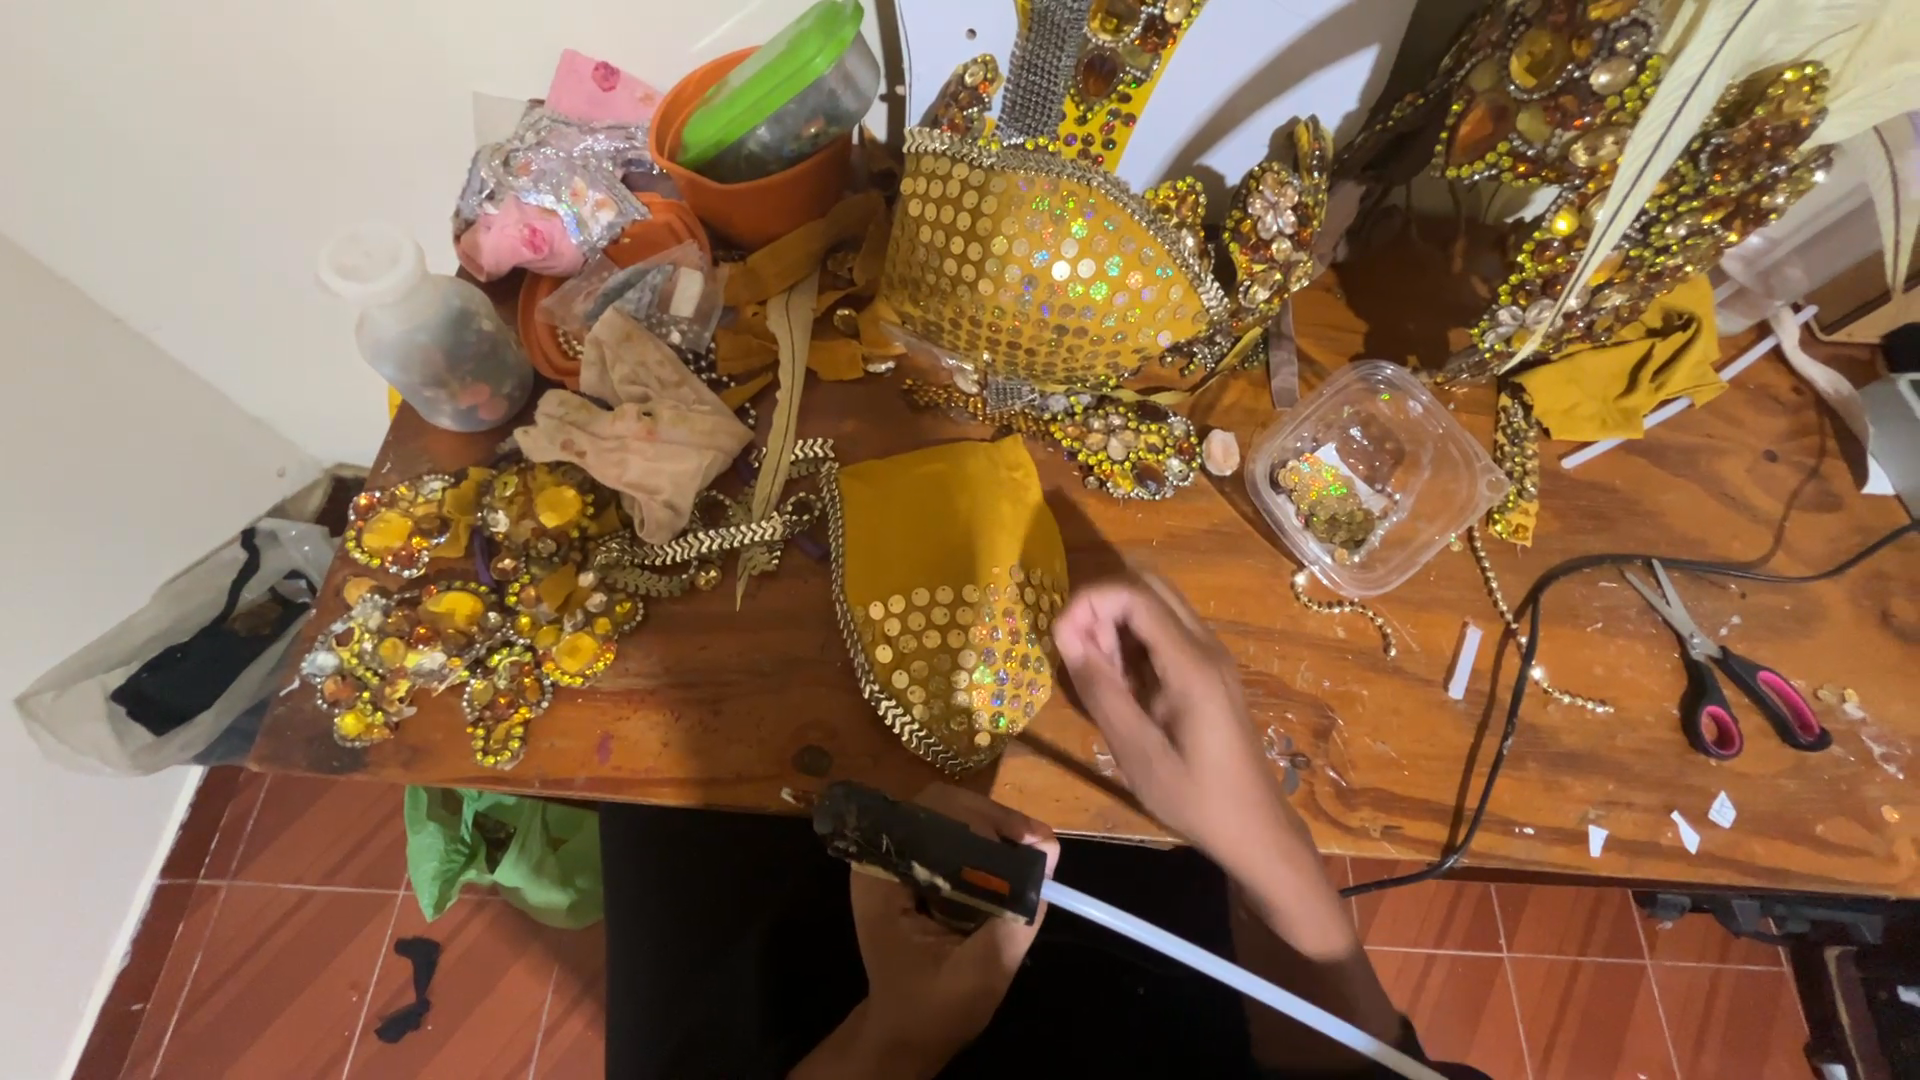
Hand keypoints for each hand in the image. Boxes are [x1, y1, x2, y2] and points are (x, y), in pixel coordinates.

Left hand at [846, 784, 1059, 1074]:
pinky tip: (1013, 853)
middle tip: (1036, 844)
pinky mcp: (910, 861)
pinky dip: (985, 834)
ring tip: (1032, 847)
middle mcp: (880, 855)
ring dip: (992, 824)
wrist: (903, 1030)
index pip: (927, 819)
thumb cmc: (933, 1008)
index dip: (979, 821)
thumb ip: (1014, 921)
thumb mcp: (980, 975)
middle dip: (992, 819)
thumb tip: (1049, 859)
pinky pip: (949, 828)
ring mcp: (893, 855)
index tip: (1023, 843)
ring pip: (947, 810)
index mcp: (880, 878)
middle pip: (938, 804)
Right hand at [1051, 575, 1354, 961]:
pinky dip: (1130, 638)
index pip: (1134, 594)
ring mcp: (1210, 653)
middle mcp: (1205, 645)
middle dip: (1100, 605)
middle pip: (1146, 585)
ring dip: (1114, 621)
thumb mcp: (1137, 753)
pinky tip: (1120, 682)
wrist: (1256, 829)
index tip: (1060, 638)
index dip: (1089, 601)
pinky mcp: (1207, 667)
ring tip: (1096, 671)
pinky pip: (1162, 629)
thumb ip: (1100, 689)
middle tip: (1078, 651)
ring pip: (1154, 603)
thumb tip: (1064, 635)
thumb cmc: (1196, 798)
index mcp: (1191, 664)